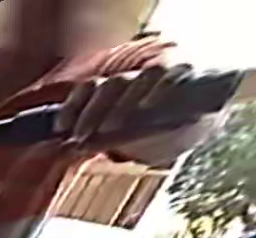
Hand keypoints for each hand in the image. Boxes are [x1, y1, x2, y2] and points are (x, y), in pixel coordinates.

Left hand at [56, 64, 207, 144]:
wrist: (193, 124)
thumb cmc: (145, 130)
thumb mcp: (115, 137)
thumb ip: (94, 140)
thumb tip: (68, 148)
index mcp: (116, 89)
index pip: (88, 87)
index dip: (72, 106)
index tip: (59, 129)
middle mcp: (140, 76)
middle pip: (113, 83)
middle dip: (92, 111)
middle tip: (79, 136)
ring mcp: (170, 71)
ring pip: (145, 75)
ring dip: (122, 103)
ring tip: (108, 127)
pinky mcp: (196, 73)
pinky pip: (177, 73)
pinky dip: (160, 88)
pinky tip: (146, 105)